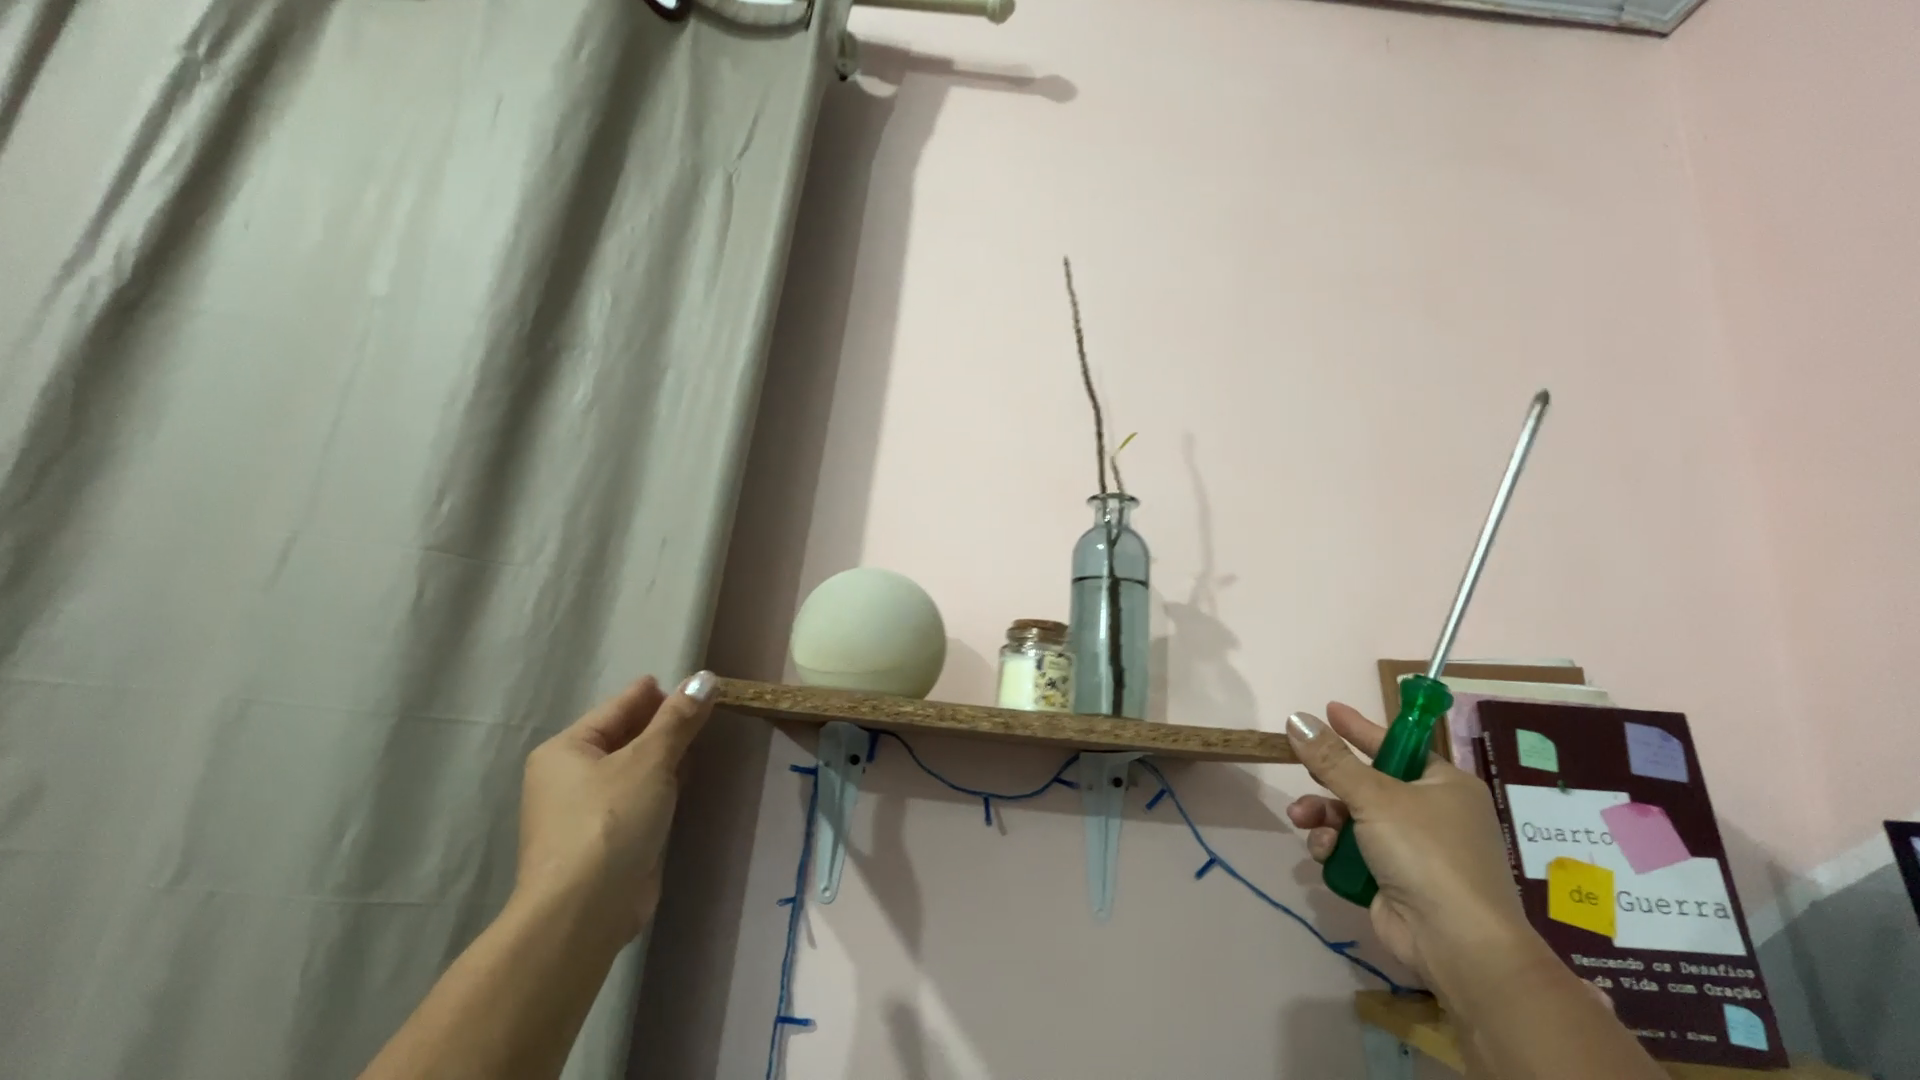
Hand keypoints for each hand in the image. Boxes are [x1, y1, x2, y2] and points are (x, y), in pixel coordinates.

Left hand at [512, 672, 716, 940]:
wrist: (584, 911)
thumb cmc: (610, 821)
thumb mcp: (649, 761)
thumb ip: (678, 719)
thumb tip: (705, 678)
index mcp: (566, 748)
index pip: (618, 706)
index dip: (657, 694)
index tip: (697, 685)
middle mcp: (568, 777)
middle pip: (623, 737)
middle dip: (662, 725)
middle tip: (708, 712)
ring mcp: (583, 813)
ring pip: (632, 771)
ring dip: (664, 757)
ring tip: (703, 742)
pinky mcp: (604, 843)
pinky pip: (637, 800)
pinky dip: (660, 788)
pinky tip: (686, 784)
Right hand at [1284, 703, 1535, 988]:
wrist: (1457, 943)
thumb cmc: (1426, 853)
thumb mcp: (1375, 797)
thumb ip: (1331, 759)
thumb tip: (1297, 718)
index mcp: (1444, 784)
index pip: (1395, 744)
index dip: (1360, 728)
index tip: (1330, 708)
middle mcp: (1432, 813)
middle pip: (1368, 783)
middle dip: (1330, 782)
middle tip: (1303, 773)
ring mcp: (1414, 850)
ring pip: (1353, 818)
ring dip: (1325, 817)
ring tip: (1303, 821)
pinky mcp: (1394, 881)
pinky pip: (1353, 851)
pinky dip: (1335, 848)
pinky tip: (1324, 853)